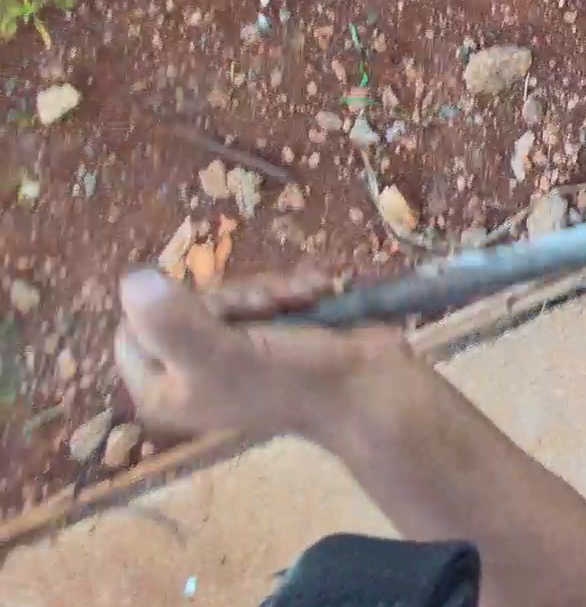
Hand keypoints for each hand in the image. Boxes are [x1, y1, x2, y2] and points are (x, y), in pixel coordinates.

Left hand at [114, 268, 412, 442]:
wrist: (371, 384)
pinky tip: (322, 290)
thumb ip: (174, 324)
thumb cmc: (295, 379)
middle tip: (274, 303)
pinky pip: (278, 294)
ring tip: (309, 294)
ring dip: (279, 286)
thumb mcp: (228, 355)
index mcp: (167, 387)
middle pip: (197, 305)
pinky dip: (301, 286)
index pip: (137, 330)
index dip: (177, 308)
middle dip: (243, 295)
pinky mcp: (287, 330)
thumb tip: (133, 279)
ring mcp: (247, 348)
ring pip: (242, 295)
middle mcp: (200, 367)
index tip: (221, 310)